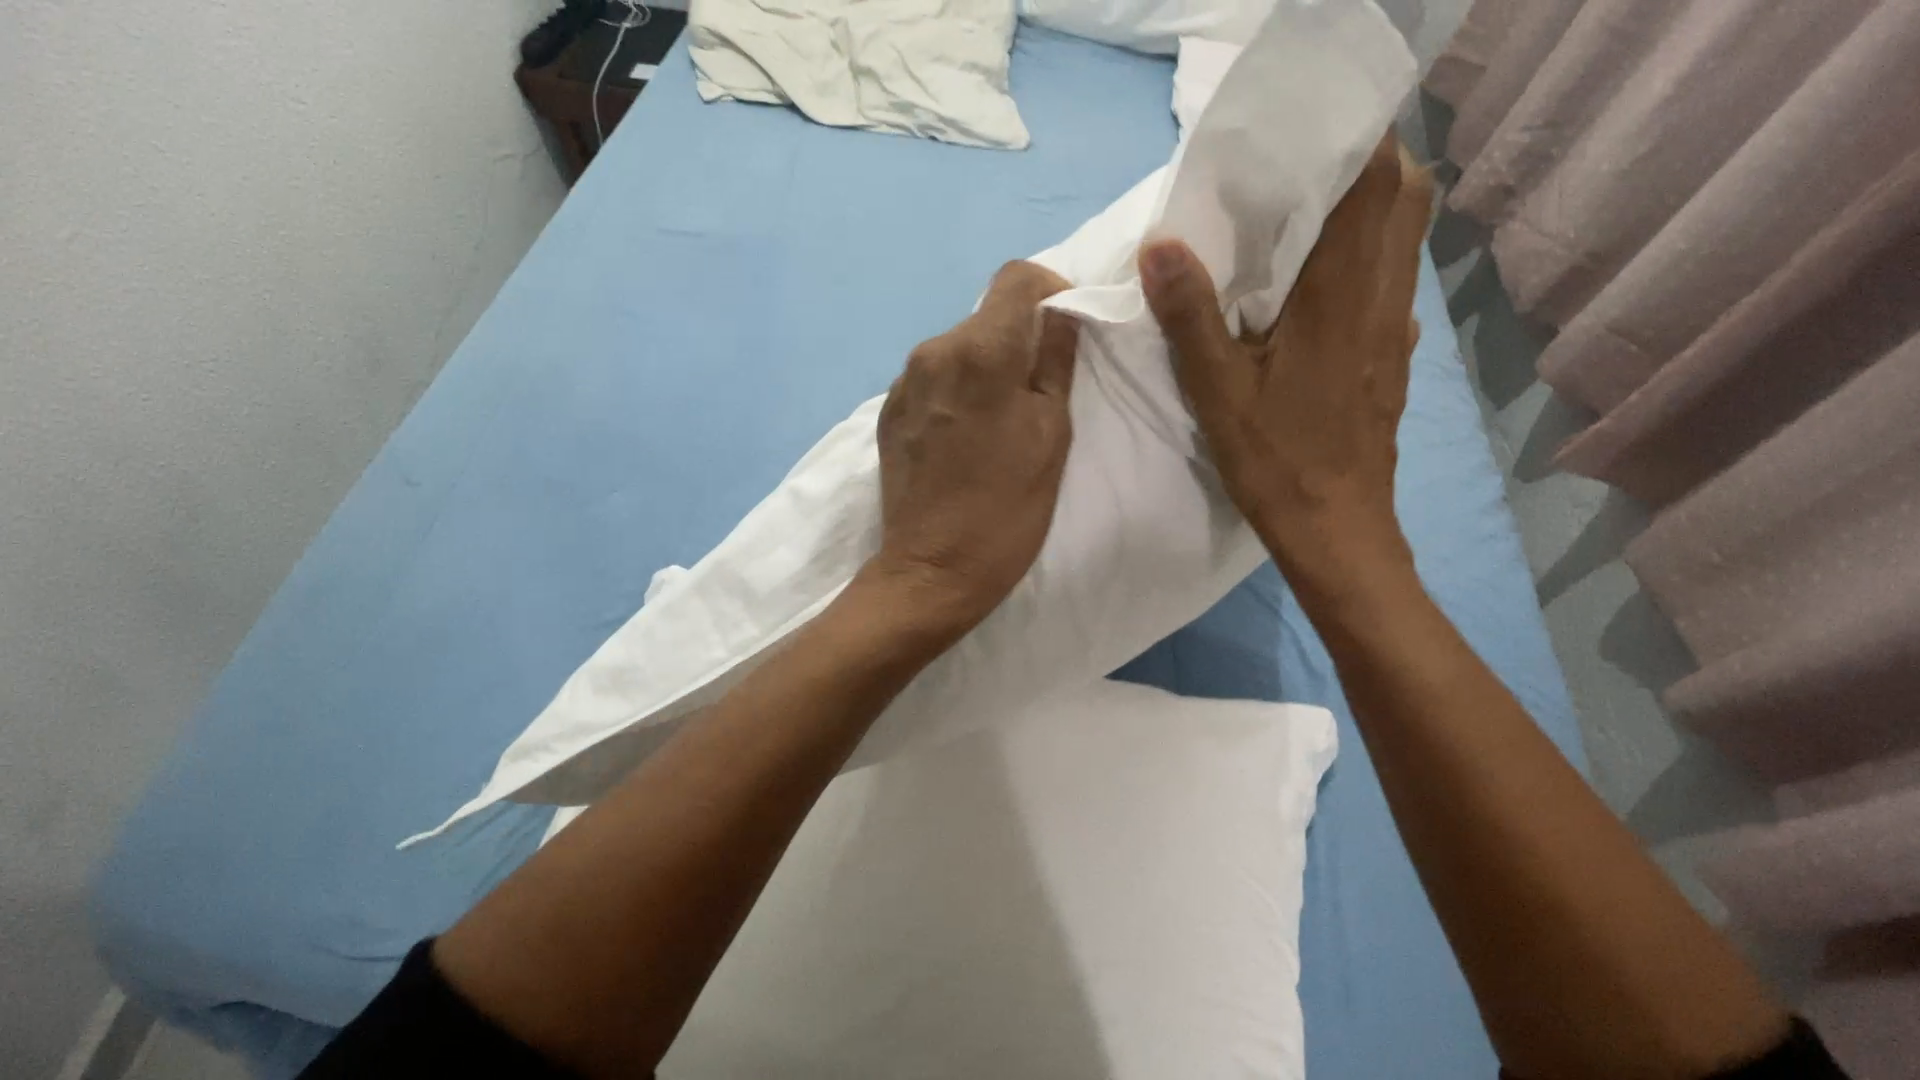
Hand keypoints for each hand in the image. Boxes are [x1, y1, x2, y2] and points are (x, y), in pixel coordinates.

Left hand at [865, 260, 1078, 638]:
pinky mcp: (887, 411)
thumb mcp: (1052, 434)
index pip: (1017, 277)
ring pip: (958, 348)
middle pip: (986, 316)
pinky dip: (956, 392)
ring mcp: (903, 381)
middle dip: (1018, 340)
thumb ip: (1056, 362)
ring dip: (985, 368)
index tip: (1065, 329)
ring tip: (999, 423)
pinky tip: (965, 440)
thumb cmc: (1006, 509)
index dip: (1050, 290)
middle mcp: (933, 350)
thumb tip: (1061, 313)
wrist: (931, 571)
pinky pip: (933, 379)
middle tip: (1038, 393)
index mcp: (980, 350)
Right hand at [1138, 136, 1431, 599]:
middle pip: (1405, 198)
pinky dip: (1364, 258)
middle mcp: (1383, 299)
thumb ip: (1190, 316)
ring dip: (1366, 210)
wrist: (1338, 530)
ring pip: (1403, 239)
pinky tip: (1315, 287)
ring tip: (1302, 216)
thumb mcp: (1218, 392)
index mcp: (1342, 297)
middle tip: (1300, 171)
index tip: (1299, 136)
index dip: (1352, 142)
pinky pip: (1391, 281)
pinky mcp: (1394, 355)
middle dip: (1365, 166)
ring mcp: (1396, 328)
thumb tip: (1160, 244)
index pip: (1374, 185)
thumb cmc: (1277, 461)